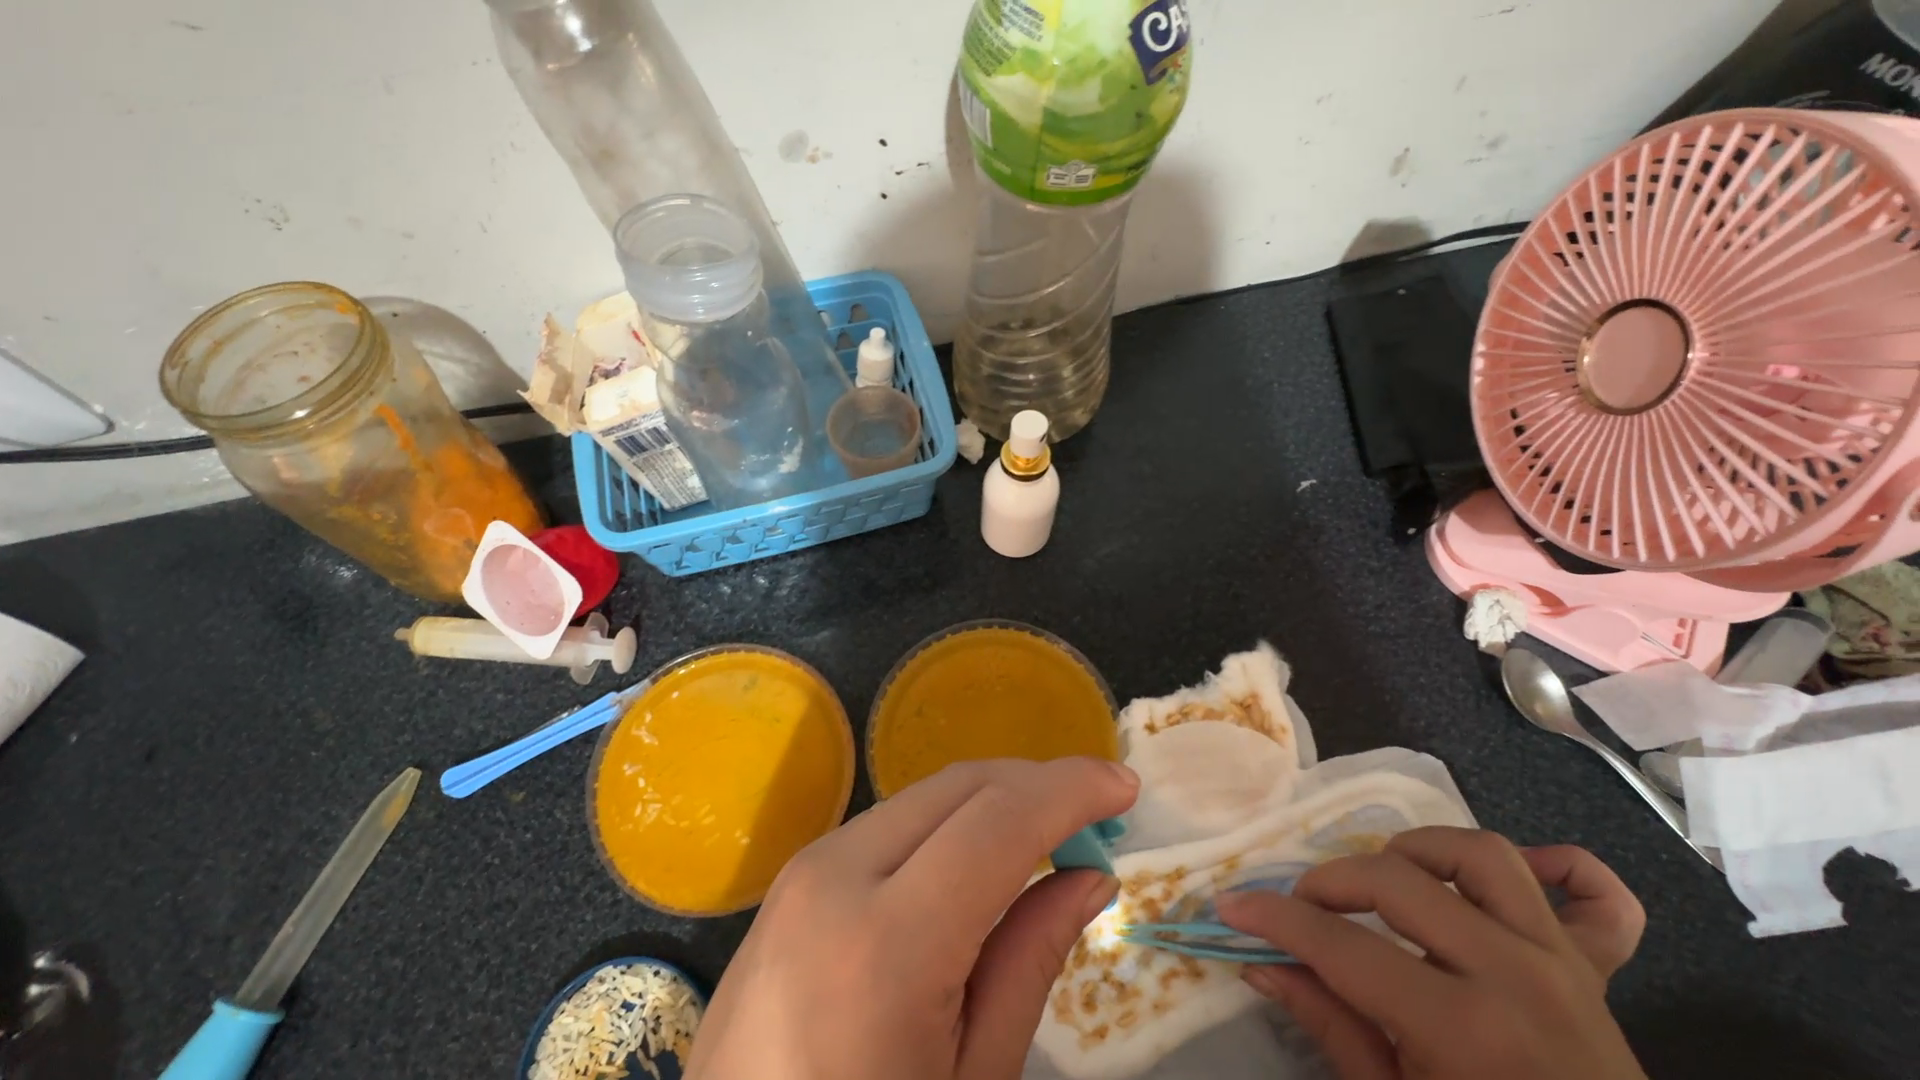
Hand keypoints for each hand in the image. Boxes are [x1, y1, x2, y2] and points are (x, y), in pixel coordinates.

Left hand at [684, 758, 1138, 1079]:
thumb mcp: (971, 1076)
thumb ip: (1030, 962)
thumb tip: (1089, 878)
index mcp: (885, 942)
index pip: (998, 820)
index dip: (1071, 790)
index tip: (1124, 788)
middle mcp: (834, 877)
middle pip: (959, 786)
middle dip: (1037, 783)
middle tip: (1098, 814)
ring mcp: (801, 873)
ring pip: (922, 797)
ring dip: (993, 800)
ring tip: (1048, 837)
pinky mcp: (788, 882)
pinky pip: (886, 826)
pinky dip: (946, 824)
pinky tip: (977, 858)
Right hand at [1216, 827, 1646, 1079]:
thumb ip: (1329, 1025)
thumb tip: (1260, 965)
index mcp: (1464, 1030)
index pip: (1343, 947)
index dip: (1275, 920)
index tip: (1231, 906)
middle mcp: (1517, 976)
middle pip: (1399, 881)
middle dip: (1330, 881)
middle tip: (1300, 907)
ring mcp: (1565, 964)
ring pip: (1483, 855)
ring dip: (1420, 852)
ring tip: (1386, 880)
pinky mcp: (1599, 970)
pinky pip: (1601, 897)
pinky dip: (1562, 869)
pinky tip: (1518, 877)